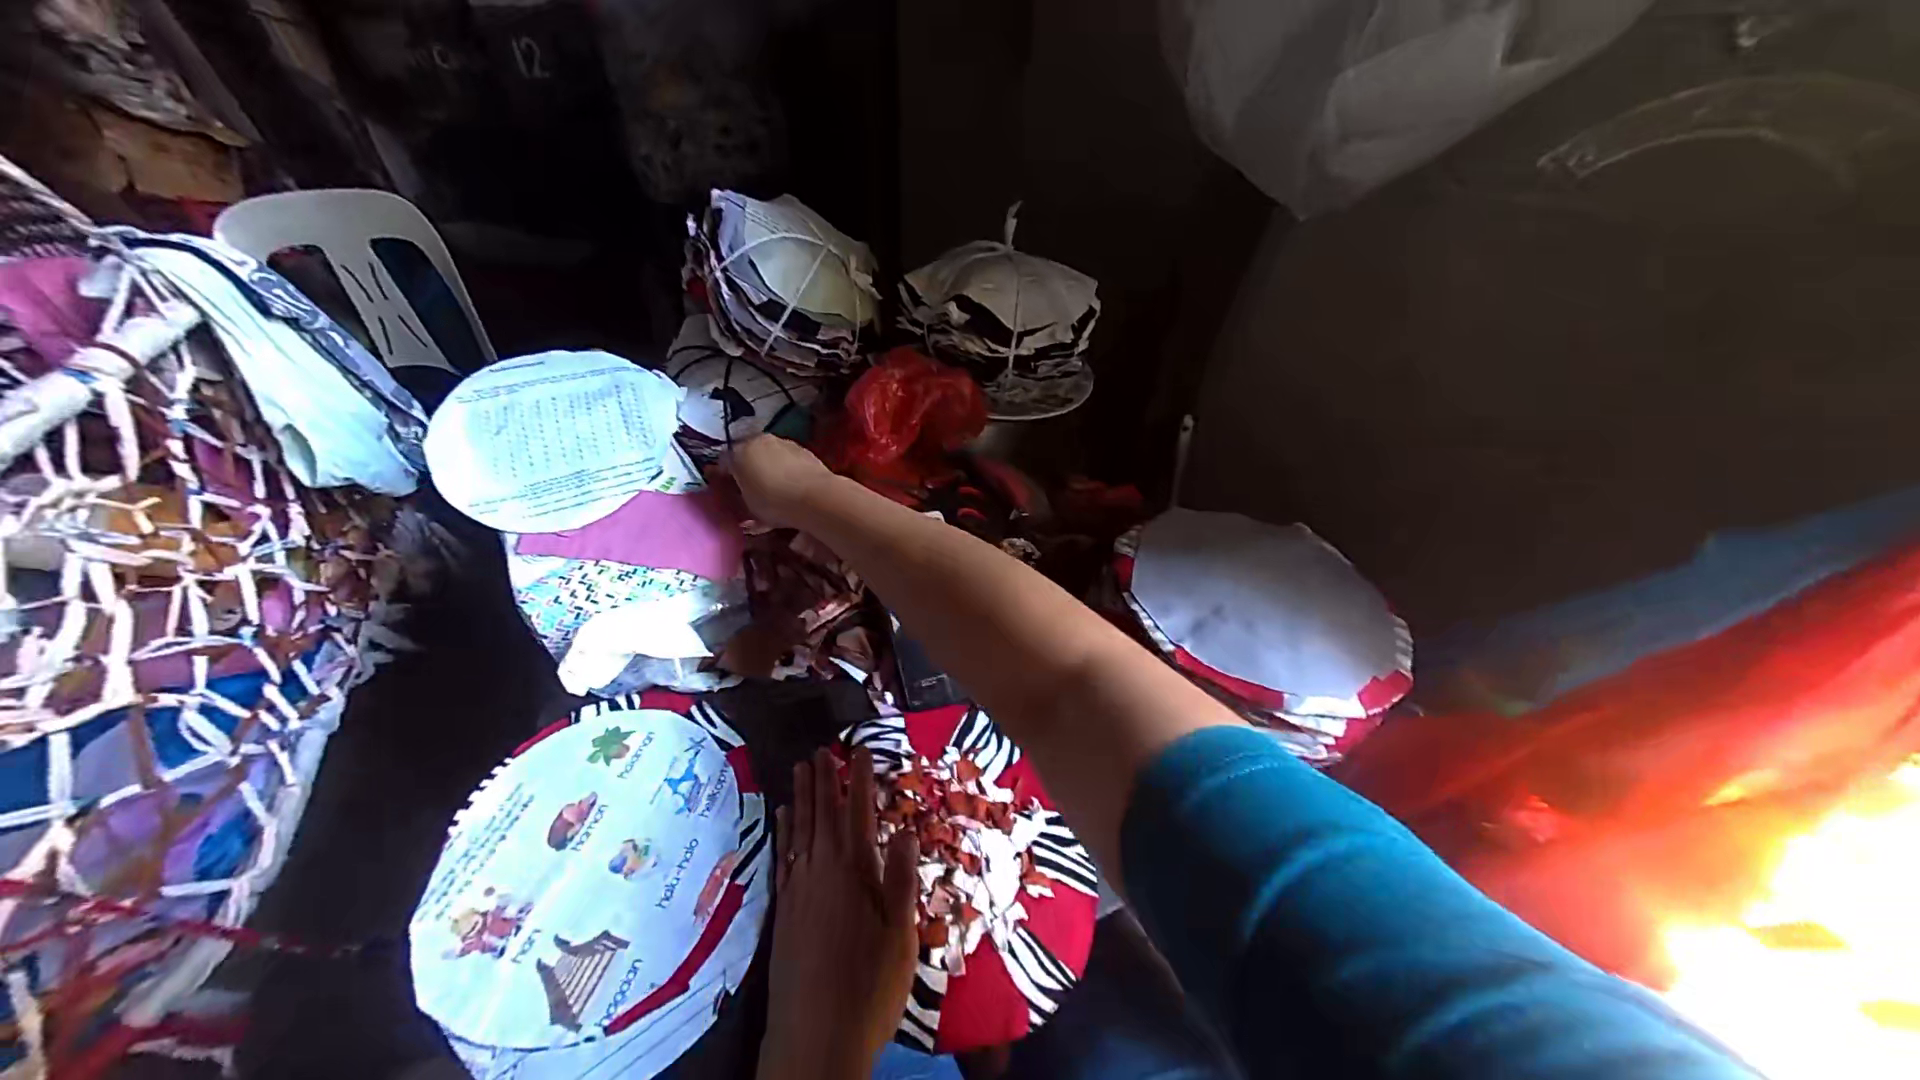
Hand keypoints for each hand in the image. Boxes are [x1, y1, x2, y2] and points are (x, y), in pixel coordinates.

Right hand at [727, 435, 837, 528]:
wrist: (816, 497)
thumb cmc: (774, 502)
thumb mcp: (748, 505)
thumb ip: (740, 495)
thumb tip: (741, 493)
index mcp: (740, 452)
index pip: (724, 460)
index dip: (724, 475)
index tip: (728, 487)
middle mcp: (760, 441)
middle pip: (748, 453)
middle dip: (748, 467)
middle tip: (750, 486)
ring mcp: (785, 443)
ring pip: (770, 454)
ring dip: (769, 466)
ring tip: (774, 486)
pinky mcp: (805, 450)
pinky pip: (789, 459)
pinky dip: (787, 468)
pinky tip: (792, 484)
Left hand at [758, 747, 919, 1079]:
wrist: (815, 1037)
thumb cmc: (870, 987)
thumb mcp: (900, 935)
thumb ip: (902, 880)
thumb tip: (907, 830)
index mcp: (855, 872)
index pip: (858, 814)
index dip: (859, 781)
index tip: (860, 753)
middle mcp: (822, 870)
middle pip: (823, 814)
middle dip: (824, 779)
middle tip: (822, 750)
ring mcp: (799, 888)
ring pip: (801, 829)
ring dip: (803, 796)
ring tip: (802, 768)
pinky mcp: (784, 908)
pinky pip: (784, 854)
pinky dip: (785, 830)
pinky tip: (784, 817)